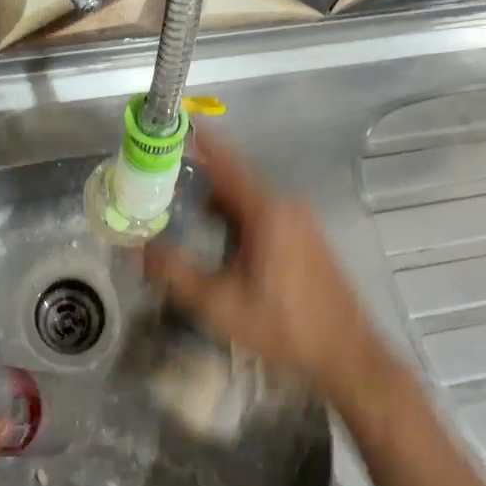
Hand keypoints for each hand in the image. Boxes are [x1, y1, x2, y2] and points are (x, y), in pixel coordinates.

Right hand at [143, 127, 381, 395]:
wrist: (348, 358)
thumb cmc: (283, 327)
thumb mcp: (219, 305)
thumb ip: (175, 273)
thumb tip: (138, 249)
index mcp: (266, 210)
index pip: (226, 164)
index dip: (201, 144)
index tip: (177, 127)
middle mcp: (286, 205)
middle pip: (236, 182)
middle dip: (201, 180)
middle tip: (165, 182)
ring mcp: (303, 221)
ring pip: (251, 201)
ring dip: (220, 203)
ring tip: (185, 211)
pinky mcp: (309, 239)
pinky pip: (266, 214)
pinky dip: (240, 217)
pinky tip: (222, 241)